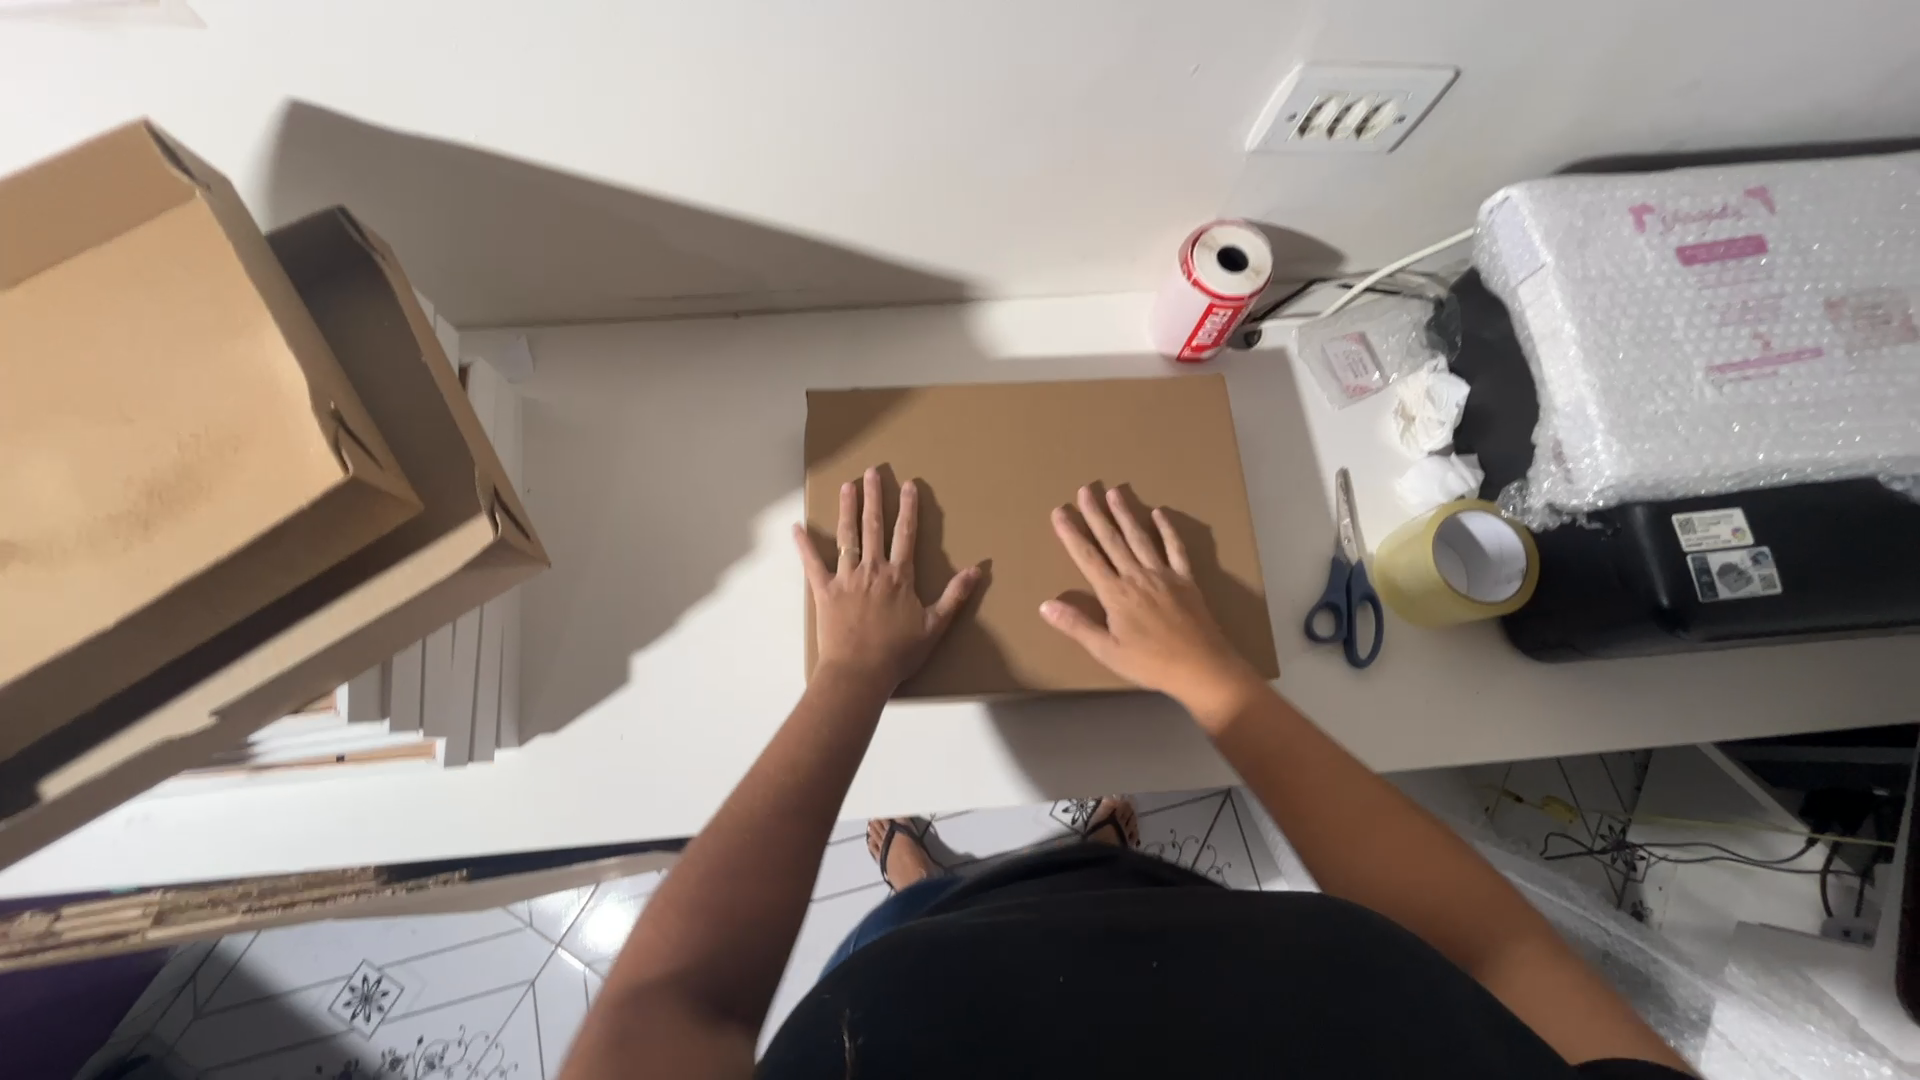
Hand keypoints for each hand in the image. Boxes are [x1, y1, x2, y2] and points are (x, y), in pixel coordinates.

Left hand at [793, 467, 980, 691]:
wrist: (859, 673)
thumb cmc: (898, 653)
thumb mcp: (935, 626)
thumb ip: (955, 596)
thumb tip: (978, 569)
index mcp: (899, 576)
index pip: (905, 534)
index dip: (908, 508)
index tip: (908, 485)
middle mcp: (872, 569)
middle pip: (874, 526)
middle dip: (874, 497)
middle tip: (872, 472)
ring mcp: (846, 578)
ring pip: (847, 536)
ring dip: (847, 509)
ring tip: (846, 487)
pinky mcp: (824, 591)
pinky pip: (812, 564)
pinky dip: (804, 545)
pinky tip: (797, 527)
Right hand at [1041, 486, 1266, 712]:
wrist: (1202, 668)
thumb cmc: (1150, 664)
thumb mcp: (1107, 651)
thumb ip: (1077, 625)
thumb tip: (1045, 605)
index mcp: (1115, 594)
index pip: (1087, 557)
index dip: (1071, 534)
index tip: (1059, 512)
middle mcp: (1137, 576)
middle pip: (1112, 540)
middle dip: (1096, 514)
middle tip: (1085, 490)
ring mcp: (1164, 575)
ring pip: (1140, 538)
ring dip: (1126, 514)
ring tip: (1114, 492)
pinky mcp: (1186, 580)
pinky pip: (1175, 549)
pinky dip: (1167, 530)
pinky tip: (1160, 514)